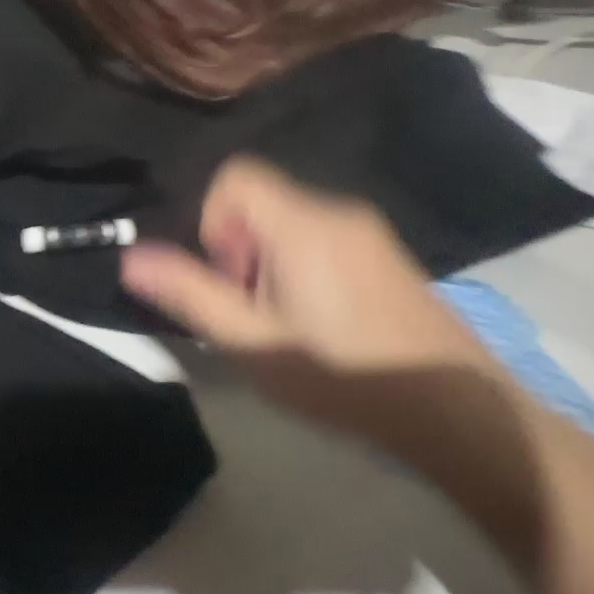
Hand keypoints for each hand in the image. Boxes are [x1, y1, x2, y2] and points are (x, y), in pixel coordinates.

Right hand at [120, 157, 501, 432]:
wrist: (463, 417)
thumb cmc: (344, 375)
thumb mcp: (250, 342)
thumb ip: (187, 292)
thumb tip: (130, 256)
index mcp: (303, 225)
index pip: (234, 177)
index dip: (211, 219)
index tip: (227, 275)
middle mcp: (339, 213)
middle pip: (258, 202)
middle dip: (236, 249)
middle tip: (250, 310)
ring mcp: (371, 234)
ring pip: (287, 223)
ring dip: (266, 263)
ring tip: (283, 324)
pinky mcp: (389, 257)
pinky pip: (320, 238)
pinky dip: (299, 267)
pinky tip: (320, 325)